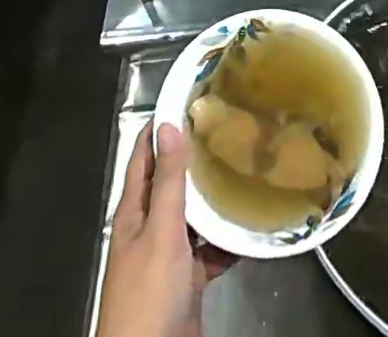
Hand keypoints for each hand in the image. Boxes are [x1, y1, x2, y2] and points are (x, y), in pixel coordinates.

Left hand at [97, 121, 234, 336]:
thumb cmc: (149, 292)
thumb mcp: (161, 232)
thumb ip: (168, 182)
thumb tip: (168, 124)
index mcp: (135, 212)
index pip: (144, 157)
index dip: (161, 127)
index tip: (189, 96)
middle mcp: (150, 227)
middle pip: (173, 183)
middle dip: (197, 157)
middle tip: (232, 126)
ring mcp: (170, 253)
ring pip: (196, 214)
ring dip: (216, 196)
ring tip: (248, 166)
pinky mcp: (190, 277)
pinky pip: (212, 247)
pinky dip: (229, 237)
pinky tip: (252, 222)